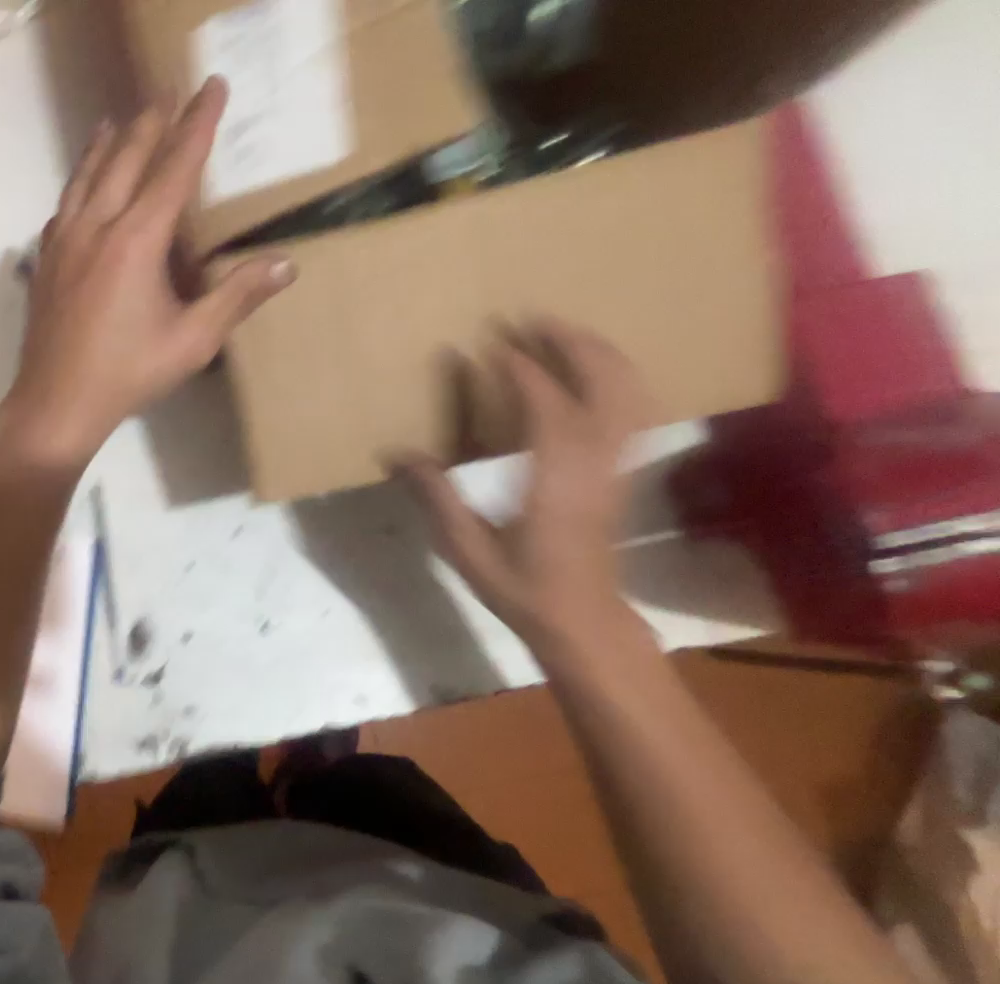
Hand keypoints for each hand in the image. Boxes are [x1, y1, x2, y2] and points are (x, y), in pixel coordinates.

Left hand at [0, 77, 296, 463]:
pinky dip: (78, 184)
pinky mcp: (44, 262)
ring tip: (116, 121)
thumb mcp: (192, 341)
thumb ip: (236, 297)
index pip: (174, 167)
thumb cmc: (127, 375)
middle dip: (151, 122)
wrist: (55, 404)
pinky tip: (80, 189)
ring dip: (105, 144)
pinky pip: (63, 207)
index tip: (211, 87)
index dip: (197, 124)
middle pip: (125, 158)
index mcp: (136, 240)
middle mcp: (96, 227)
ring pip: (85, 177)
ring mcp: (63, 243)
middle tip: (168, 92)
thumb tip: (286, 264)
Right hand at [394, 319, 651, 649]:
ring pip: (627, 390)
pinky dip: (616, 376)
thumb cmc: (521, 586)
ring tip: (562, 332)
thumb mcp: (467, 548)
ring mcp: (618, 464)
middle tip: (530, 318)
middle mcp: (596, 462)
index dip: (521, 369)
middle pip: (602, 383)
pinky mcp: (624, 469)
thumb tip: (397, 454)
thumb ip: (437, 497)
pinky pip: (633, 407)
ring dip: (598, 352)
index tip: (492, 342)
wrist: (582, 618)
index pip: (546, 406)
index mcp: (556, 480)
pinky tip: (591, 372)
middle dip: (569, 343)